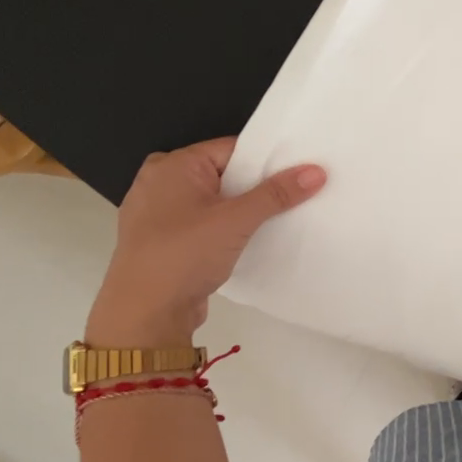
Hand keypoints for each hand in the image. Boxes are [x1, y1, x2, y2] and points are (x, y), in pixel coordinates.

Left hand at [85, 138, 325, 347]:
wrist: (145, 311)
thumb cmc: (183, 255)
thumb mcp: (236, 221)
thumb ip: (277, 194)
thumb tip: (316, 171)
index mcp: (173, 165)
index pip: (231, 149)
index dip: (268, 160)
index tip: (301, 170)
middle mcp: (160, 180)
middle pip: (224, 174)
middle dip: (258, 186)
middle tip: (298, 194)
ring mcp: (159, 211)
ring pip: (215, 199)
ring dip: (244, 209)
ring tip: (279, 217)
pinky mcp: (165, 238)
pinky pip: (204, 221)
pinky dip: (227, 227)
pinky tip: (250, 239)